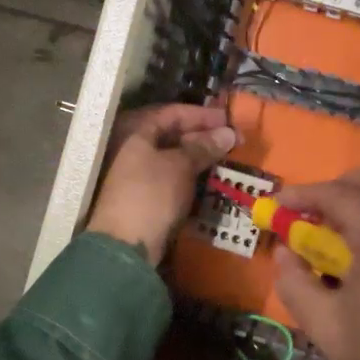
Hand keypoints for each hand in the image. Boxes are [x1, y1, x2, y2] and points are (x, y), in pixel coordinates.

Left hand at [85, 104, 238, 264]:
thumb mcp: (180, 165)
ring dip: (199, 157)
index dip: (201, 115)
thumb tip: (228, 132)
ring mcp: (139, 176)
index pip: (172, 114)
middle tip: (233, 141)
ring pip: (174, 158)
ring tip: (226, 159)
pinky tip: (210, 180)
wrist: (126, 245)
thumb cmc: (152, 194)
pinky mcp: (146, 198)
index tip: (229, 119)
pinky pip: (173, 178)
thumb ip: (204, 147)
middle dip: (203, 136)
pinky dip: (191, 176)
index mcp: (137, 134)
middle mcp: (135, 150)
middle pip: (172, 135)